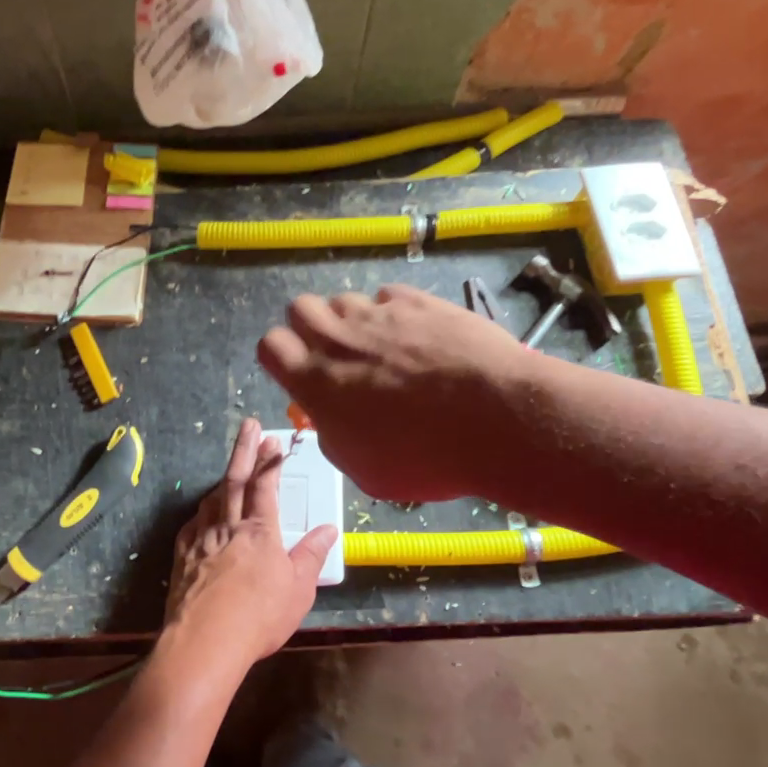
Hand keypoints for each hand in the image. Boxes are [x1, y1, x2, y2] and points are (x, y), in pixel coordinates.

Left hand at [166, 418, 337, 667]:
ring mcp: (200, 539)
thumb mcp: (298, 589)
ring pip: (212, 498)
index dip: (270, 460)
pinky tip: (203, 514)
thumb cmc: (260, 616)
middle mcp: (228, 526)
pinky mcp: (182, 556)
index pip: (266, 485)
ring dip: (223, 479)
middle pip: (235, 479)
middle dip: (244, 450)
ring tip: (231, 469)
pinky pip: (193, 523)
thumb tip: (329, 529)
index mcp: (260, 531)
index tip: (273, 439)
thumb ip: (311, 555)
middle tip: (249, 425)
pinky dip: (202, 511)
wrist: (204, 641)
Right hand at [257, 285, 532, 501]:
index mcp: (315, 381)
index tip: (298, 373)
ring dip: (353, 320)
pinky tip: (416, 336)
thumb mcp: (363, 470)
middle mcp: (339, 339)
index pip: (270, 345)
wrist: (497, 418)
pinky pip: (390, 296)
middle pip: (300, 308)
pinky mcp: (419, 301)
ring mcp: (380, 315)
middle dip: (310, 328)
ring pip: (346, 300)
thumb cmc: (425, 458)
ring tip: (381, 347)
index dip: (280, 357)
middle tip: (336, 356)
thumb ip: (335, 436)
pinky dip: (394, 313)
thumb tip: (331, 417)